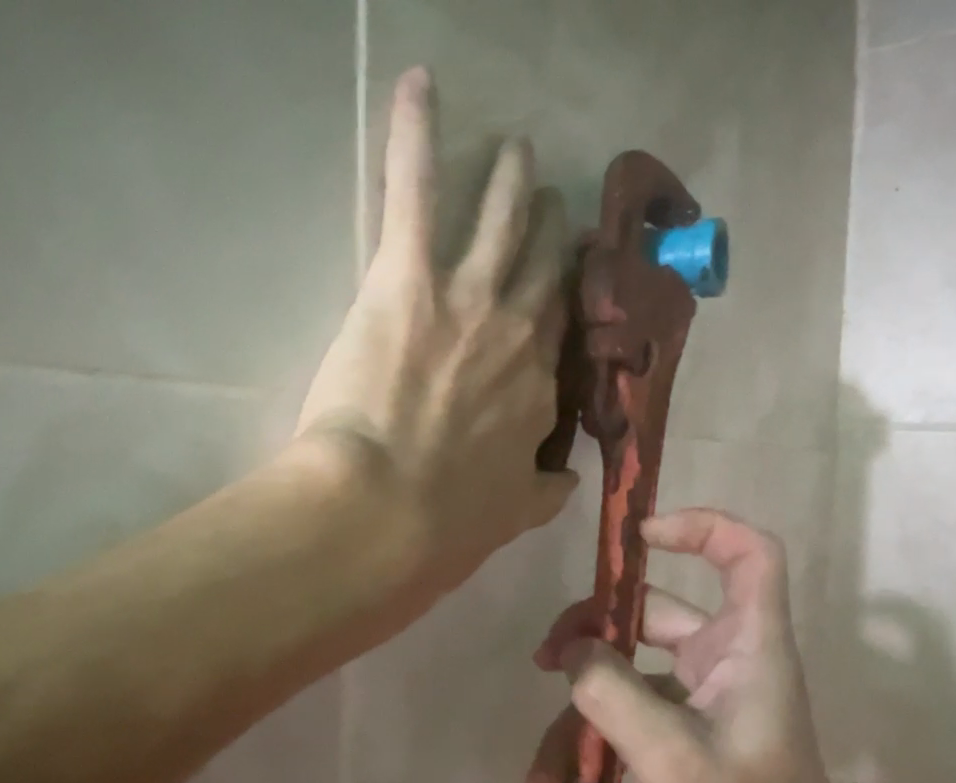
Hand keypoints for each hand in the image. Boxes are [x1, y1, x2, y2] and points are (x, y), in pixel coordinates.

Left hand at [296, 67, 577, 593]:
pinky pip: (416, 188)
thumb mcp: (510, 516)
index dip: (565, 301)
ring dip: (510, 177)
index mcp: (542, 389)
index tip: (566, 285)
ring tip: (514, 148)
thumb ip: (543, 493)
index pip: (563, 329)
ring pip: (502, 217)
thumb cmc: (443, 524)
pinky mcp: (408, 275)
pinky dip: (417, 132)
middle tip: (546, 201)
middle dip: (549, 229)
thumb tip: (569, 482)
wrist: (386, 512)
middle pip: (545, 263)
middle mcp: (520, 331)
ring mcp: (469, 295)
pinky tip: (420, 84)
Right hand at [526, 509, 863, 782]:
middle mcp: (726, 669)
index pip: (748, 556)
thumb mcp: (670, 757)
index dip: (701, 527)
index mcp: (749, 652)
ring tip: (541, 774)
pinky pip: (625, 726)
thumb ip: (612, 690)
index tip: (635, 538)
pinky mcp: (682, 749)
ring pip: (626, 679)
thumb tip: (571, 649)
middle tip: (543, 661)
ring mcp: (702, 711)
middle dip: (593, 634)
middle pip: (655, 614)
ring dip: (578, 716)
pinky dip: (590, 750)